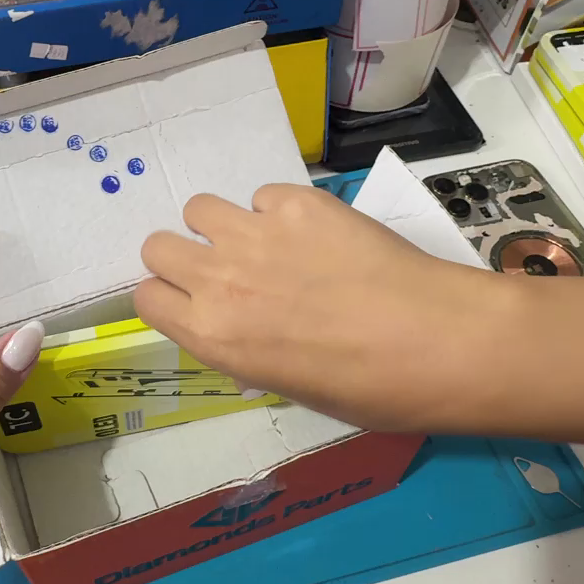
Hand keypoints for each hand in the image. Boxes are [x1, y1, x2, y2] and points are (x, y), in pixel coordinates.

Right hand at [135, 184, 511, 431]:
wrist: (437, 341)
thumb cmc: (367, 388)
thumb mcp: (286, 386)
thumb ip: (243, 349)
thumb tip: (240, 328)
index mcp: (211, 334)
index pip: (146, 297)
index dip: (169, 297)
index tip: (194, 300)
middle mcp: (218, 279)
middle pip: (156, 246)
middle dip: (183, 256)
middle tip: (226, 269)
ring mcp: (254, 233)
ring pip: (198, 208)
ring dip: (221, 225)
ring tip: (261, 241)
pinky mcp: (296, 202)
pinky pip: (262, 195)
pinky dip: (277, 211)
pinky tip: (313, 232)